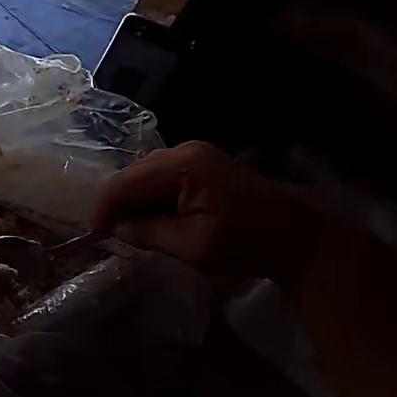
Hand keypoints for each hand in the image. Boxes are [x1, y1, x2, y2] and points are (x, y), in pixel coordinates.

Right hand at [89, 141, 326, 281]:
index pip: (125, 182)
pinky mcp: (202, 165)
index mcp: (183, 165)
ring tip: (129, 229)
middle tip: (109, 234)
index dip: (103, 209)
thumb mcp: (191, 245)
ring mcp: (195, 155)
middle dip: (116, 205)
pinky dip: (150, 199)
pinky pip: (161, 178)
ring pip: (144, 176)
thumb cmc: (248, 243)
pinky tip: (151, 219)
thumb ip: (147, 233)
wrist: (302, 239)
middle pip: (132, 175)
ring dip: (133, 203)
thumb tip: (115, 228)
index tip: (94, 235)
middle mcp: (185, 151)